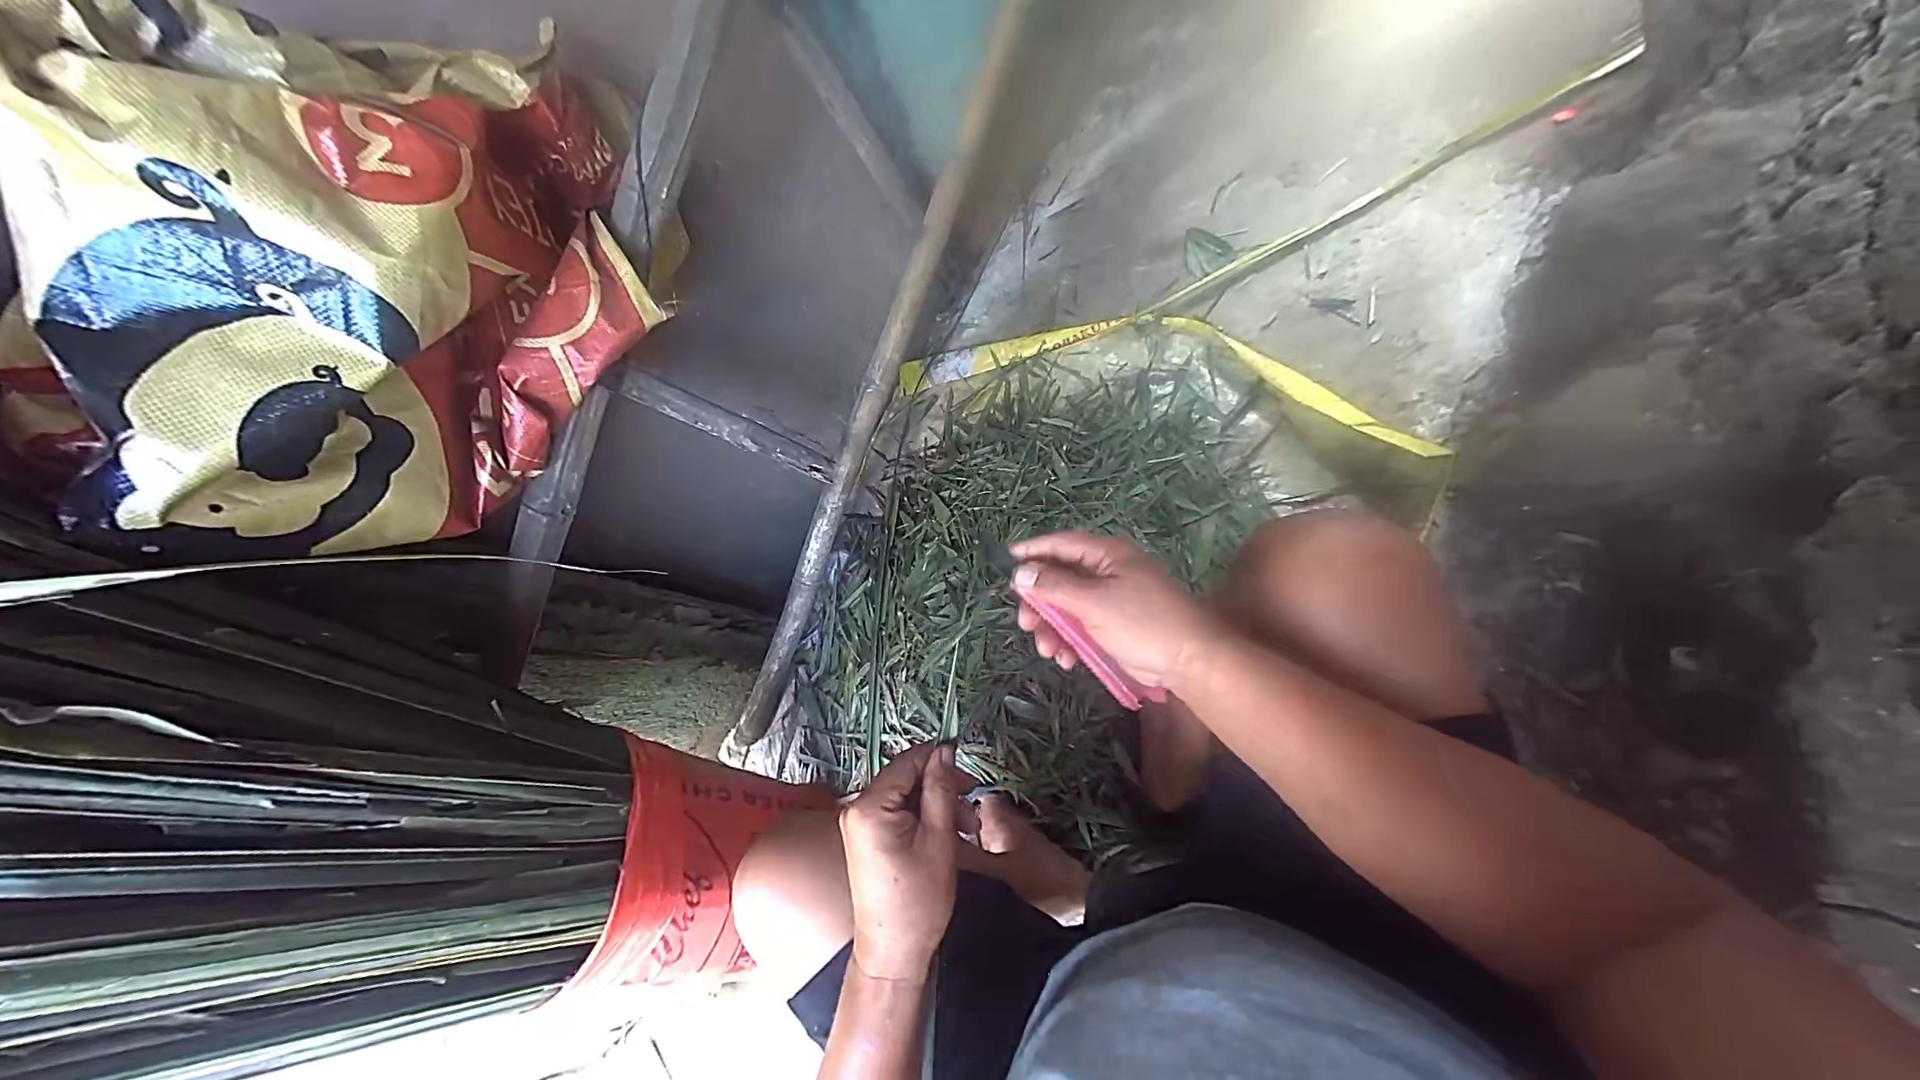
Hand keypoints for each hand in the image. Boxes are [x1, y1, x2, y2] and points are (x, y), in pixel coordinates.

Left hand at [839, 741, 971, 980]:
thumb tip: (944, 752)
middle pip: (905, 779)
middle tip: (970, 800)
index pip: (906, 763)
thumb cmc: (918, 900)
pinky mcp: (866, 838)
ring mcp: (859, 824)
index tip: (965, 765)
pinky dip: (922, 818)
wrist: (894, 952)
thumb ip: (940, 789)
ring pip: (905, 796)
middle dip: (940, 786)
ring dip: (936, 804)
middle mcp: (856, 809)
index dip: (937, 759)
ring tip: (966, 826)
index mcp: (869, 806)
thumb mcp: (939, 838)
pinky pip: (897, 813)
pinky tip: (947, 833)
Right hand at [1010, 531, 1229, 690]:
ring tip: (1048, 650)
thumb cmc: (1143, 623)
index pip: (1063, 544)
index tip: (1009, 559)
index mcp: (1108, 555)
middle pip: (1061, 579)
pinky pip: (1082, 627)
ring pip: (1068, 607)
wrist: (1190, 661)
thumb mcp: (1094, 602)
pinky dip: (1070, 641)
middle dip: (1040, 602)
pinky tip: (1067, 659)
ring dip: (1053, 628)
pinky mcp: (1116, 626)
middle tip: (1025, 622)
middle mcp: (1109, 572)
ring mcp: (1113, 600)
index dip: (1034, 549)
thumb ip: (1054, 586)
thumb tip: (1021, 572)